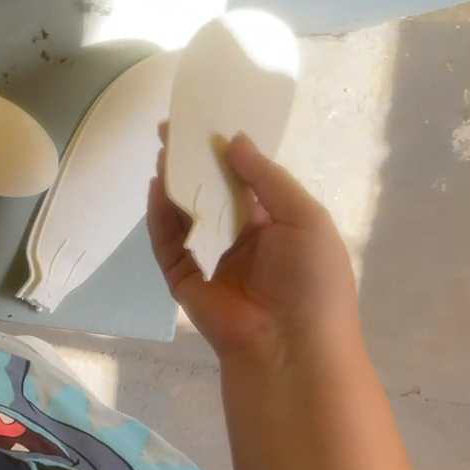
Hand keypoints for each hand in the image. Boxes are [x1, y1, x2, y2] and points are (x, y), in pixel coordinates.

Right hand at [147, 126, 360, 367]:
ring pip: (185, 213)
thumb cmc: (312, 281)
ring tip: (161, 152)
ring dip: (174, 183)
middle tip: (171, 132)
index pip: (246, 182)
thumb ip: (267, 179)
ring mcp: (210, 258)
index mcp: (277, 226)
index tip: (207, 124)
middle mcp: (241, 239)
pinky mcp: (182, 278)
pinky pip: (166, 241)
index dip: (228, 153)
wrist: (289, 344)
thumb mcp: (305, 219)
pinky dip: (159, 216)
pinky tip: (156, 188)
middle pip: (210, 192)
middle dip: (193, 163)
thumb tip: (233, 140)